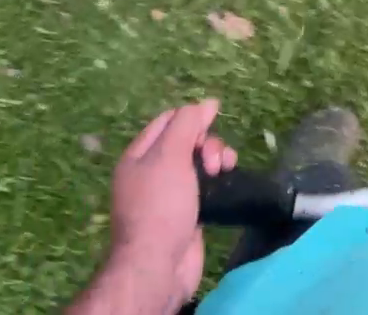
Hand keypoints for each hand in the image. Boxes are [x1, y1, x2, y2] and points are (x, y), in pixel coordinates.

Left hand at [103, 98, 237, 309]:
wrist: (159, 266)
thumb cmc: (161, 204)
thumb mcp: (169, 154)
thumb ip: (187, 123)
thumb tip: (208, 102)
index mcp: (139, 155)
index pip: (168, 120)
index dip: (191, 117)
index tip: (211, 122)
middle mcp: (152, 172)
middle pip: (187, 139)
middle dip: (206, 142)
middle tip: (214, 160)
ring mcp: (170, 193)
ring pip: (199, 162)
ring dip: (217, 158)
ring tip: (224, 170)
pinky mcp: (188, 212)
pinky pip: (206, 184)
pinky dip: (219, 179)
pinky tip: (228, 182)